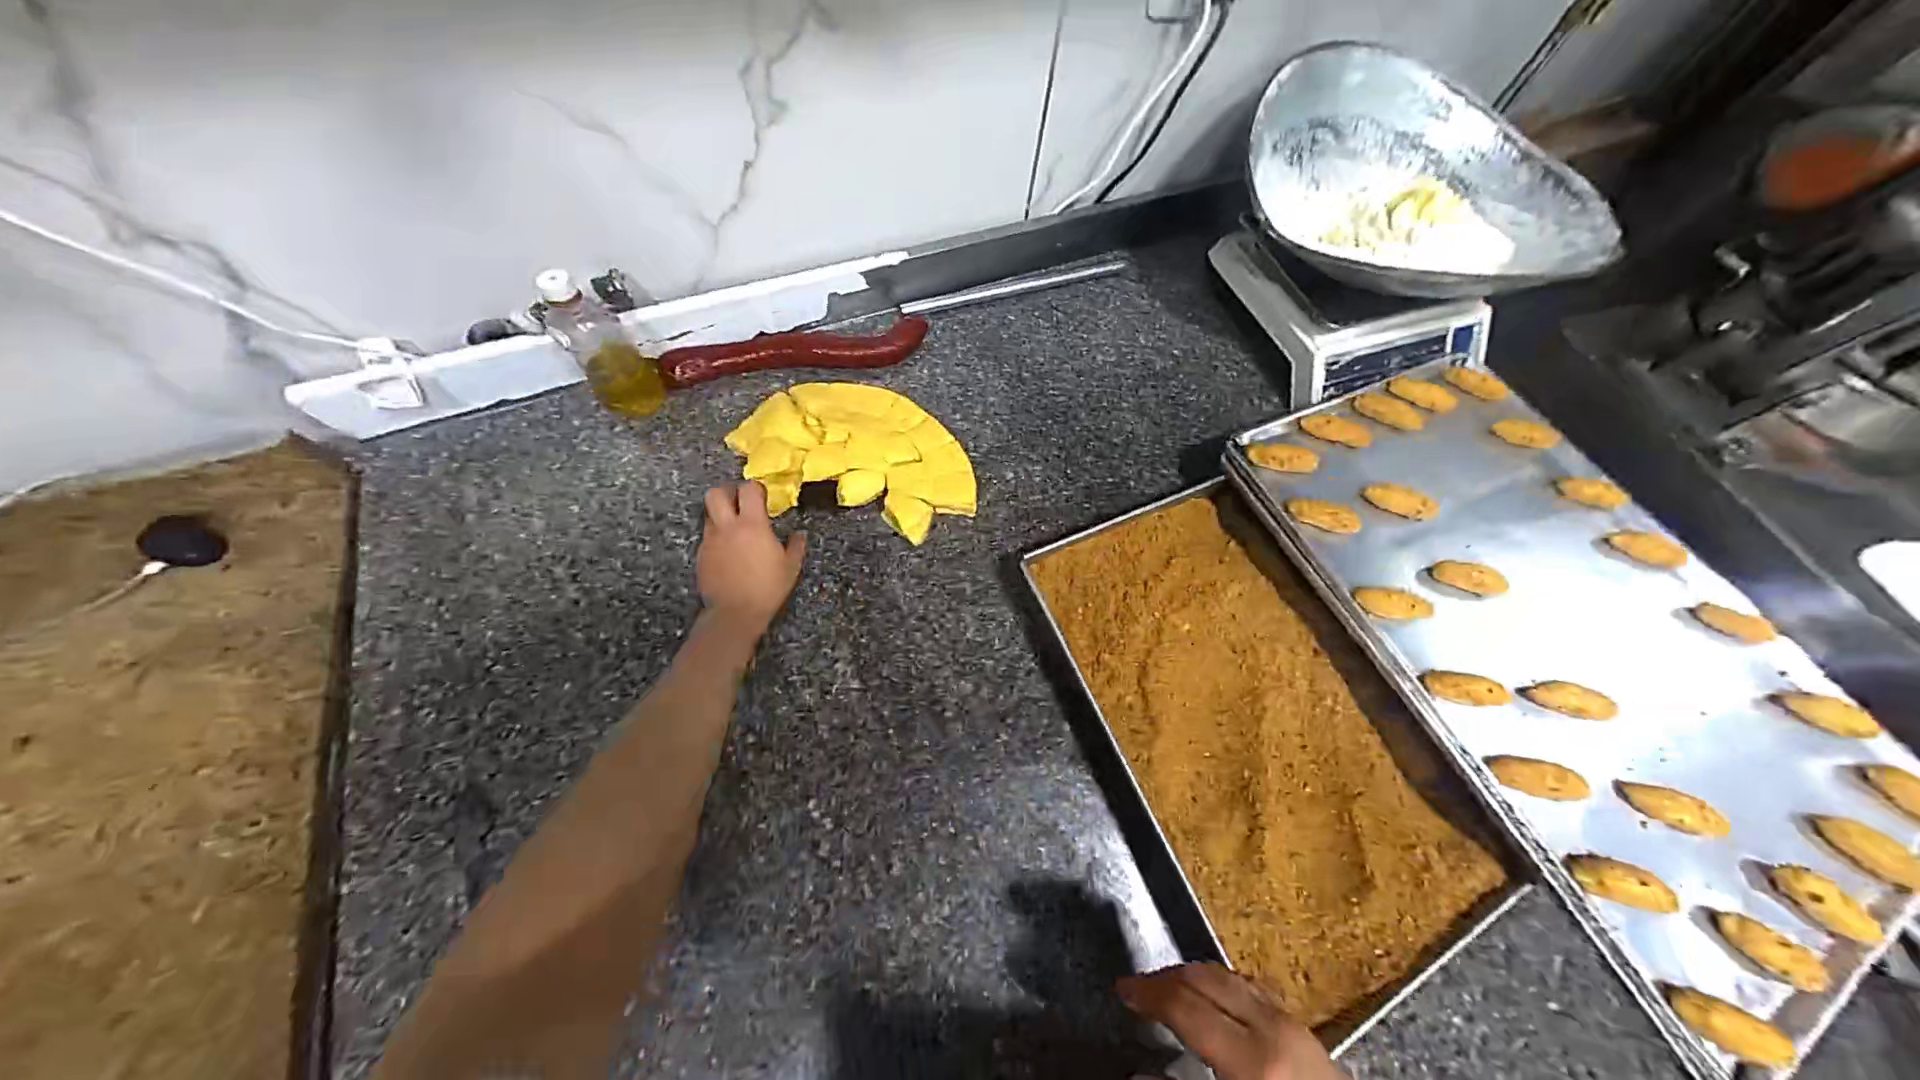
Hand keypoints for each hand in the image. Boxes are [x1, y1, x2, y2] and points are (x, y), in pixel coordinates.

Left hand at [697, 482, 806, 638]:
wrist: (734, 613)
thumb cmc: (767, 589)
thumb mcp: (790, 567)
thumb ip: (795, 546)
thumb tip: (799, 534)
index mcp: (752, 525)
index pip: (748, 490)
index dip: (756, 488)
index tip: (763, 496)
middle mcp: (727, 527)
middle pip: (716, 493)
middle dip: (728, 491)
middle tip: (740, 500)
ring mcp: (711, 540)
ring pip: (709, 513)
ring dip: (720, 513)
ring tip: (735, 525)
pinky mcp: (701, 555)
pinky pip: (707, 535)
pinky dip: (717, 535)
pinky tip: (729, 550)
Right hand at [1118, 964, 1345, 1079]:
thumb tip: (1140, 1076)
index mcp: (1252, 1060)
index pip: (1185, 1003)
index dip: (1147, 992)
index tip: (1123, 990)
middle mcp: (1273, 1030)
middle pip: (1206, 979)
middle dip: (1167, 978)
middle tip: (1140, 989)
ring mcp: (1295, 1027)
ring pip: (1231, 978)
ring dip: (1193, 978)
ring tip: (1170, 991)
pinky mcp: (1309, 1035)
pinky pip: (1255, 991)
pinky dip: (1224, 987)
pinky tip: (1216, 1002)